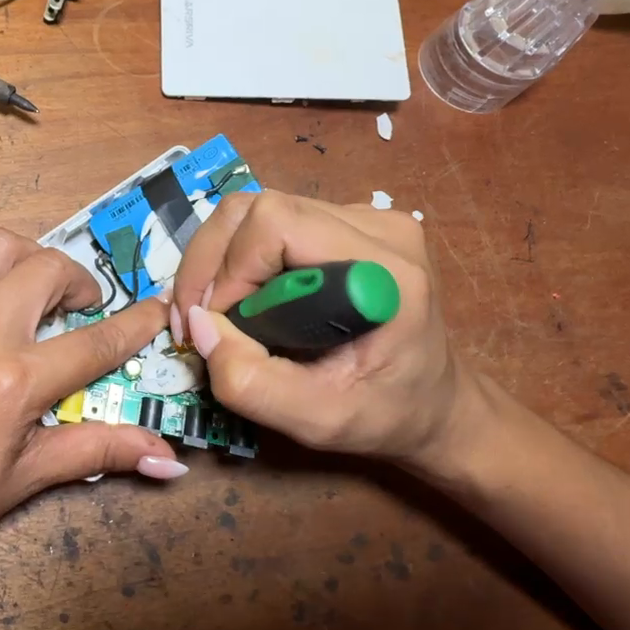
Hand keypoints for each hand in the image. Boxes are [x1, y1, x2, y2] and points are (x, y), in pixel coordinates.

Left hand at [0, 228, 185, 600]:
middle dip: (79, 279)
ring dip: (29, 256)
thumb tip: (170, 463)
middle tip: (84, 308)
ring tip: (37, 290)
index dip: (136, 324)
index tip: (158, 309)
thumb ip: (98, 451)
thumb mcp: (24, 479)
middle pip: (45, 268)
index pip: (94, 341)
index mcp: (14, 379)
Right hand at [170, 191, 467, 465]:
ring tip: (211, 310)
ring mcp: (362, 217)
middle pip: (258, 208)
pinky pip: (268, 221)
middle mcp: (376, 226)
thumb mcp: (317, 421)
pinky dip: (235, 256)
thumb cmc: (384, 415)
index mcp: (383, 269)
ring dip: (216, 259)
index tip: (217, 325)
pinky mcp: (343, 221)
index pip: (277, 224)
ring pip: (253, 210)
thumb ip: (251, 383)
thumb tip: (199, 325)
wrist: (434, 404)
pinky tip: (239, 297)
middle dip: (211, 263)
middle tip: (195, 319)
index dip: (232, 269)